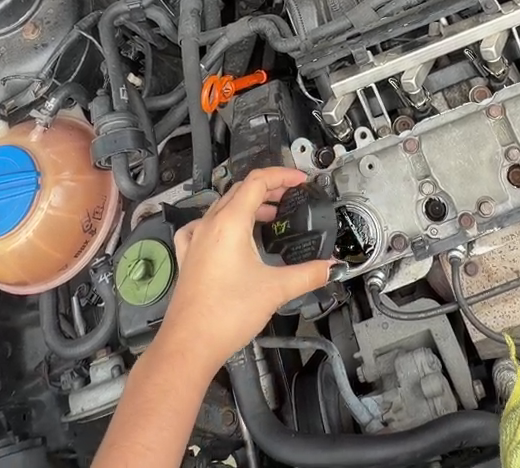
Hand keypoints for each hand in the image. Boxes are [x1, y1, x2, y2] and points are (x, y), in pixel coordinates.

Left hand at [156, 166, 333, 371]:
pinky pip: (201, 225)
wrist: (190, 344)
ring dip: (247, 204)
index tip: (300, 180)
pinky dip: (220, 220)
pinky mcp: (188, 256)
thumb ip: (309, 275)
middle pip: (240, 189)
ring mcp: (196, 239)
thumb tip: (331, 266)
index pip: (258, 182)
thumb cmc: (226, 315)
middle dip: (268, 188)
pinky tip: (224, 231)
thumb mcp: (276, 290)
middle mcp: (210, 224)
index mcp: (231, 222)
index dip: (282, 176)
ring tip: (269, 215)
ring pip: (222, 206)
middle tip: (290, 195)